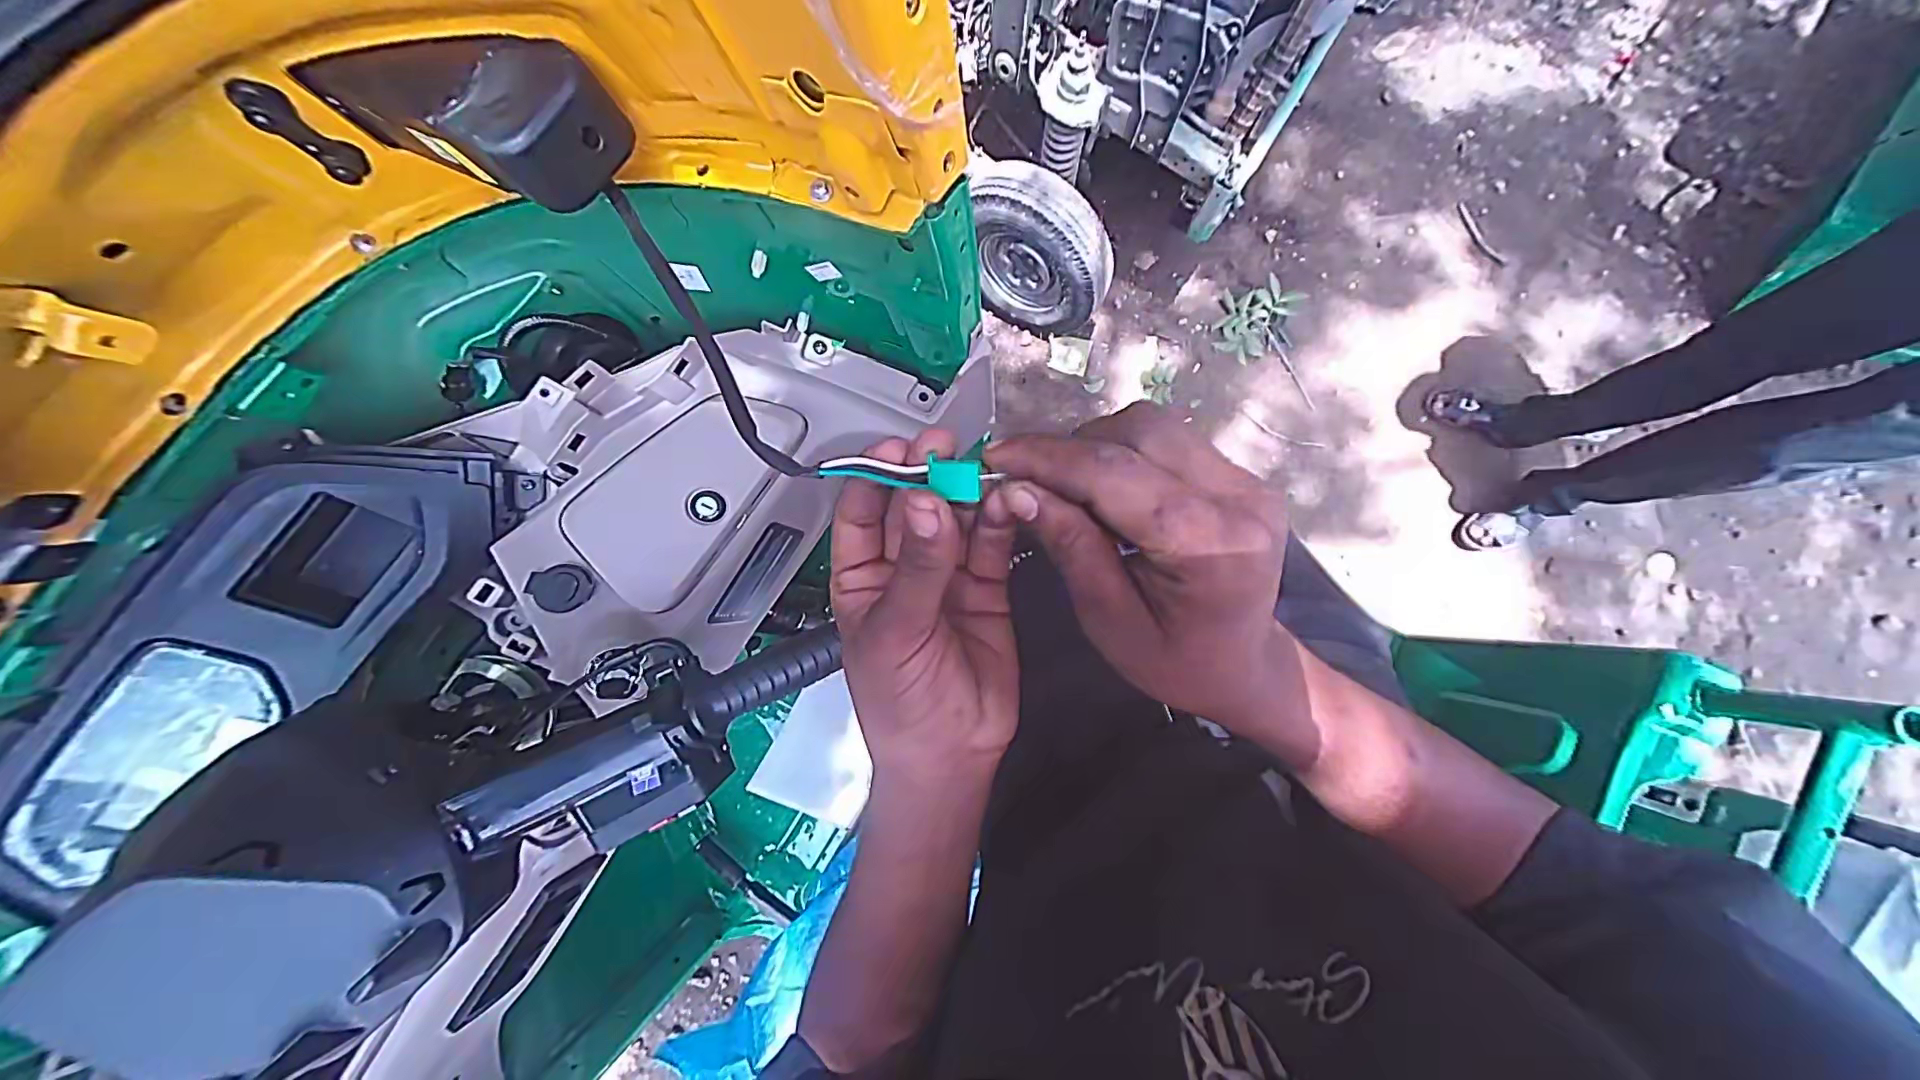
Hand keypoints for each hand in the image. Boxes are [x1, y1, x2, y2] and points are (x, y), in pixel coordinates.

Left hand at [830, 429, 1019, 785]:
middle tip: (941, 450)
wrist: (951, 752)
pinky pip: (991, 544)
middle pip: (910, 507)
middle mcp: (902, 570)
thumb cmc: (898, 706)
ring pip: (954, 519)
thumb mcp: (895, 633)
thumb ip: (917, 569)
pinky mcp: (985, 587)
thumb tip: (923, 506)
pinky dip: (998, 522)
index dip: (875, 477)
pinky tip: (1003, 503)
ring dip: (965, 493)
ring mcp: (946, 576)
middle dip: (924, 475)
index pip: (859, 512)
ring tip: (978, 472)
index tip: (895, 452)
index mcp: (860, 577)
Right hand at [984, 403, 1312, 762]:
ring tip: (1069, 487)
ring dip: (1097, 446)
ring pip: (1153, 426)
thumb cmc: (1172, 660)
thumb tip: (1016, 490)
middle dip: (1070, 449)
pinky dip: (1124, 451)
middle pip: (1137, 434)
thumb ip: (1069, 545)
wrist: (1242, 664)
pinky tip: (1107, 488)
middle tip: (1029, 479)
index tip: (998, 456)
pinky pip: (1169, 439)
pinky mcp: (1240, 474)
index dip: (1049, 458)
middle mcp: (1238, 499)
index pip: (1115, 475)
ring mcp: (1246, 481)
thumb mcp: (1107, 616)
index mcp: (1208, 545)